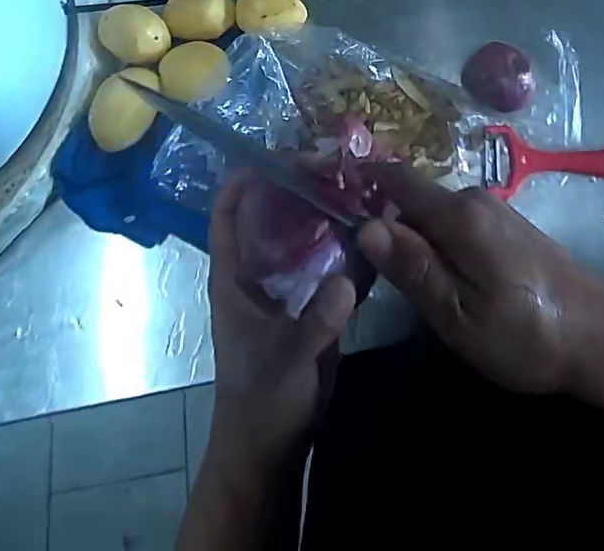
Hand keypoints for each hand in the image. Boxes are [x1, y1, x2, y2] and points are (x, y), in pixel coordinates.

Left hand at [204, 173, 355, 470]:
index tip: (280, 157)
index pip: (228, 214)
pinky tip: (375, 227)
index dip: (246, 180)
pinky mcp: (314, 300)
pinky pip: (330, 261)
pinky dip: (349, 243)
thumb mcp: (286, 360)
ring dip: (327, 210)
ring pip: (304, 234)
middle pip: (273, 214)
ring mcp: (289, 284)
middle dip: (299, 187)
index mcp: (235, 276)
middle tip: (336, 168)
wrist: (273, 445)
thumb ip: (316, 321)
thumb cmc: (262, 400)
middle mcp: (260, 270)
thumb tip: (348, 281)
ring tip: (360, 187)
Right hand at [356, 164, 603, 394]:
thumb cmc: (526, 334)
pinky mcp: (503, 224)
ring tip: (390, 271)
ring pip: (432, 212)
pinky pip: (452, 221)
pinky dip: (433, 238)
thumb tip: (366, 226)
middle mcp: (474, 199)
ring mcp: (492, 209)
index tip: (326, 185)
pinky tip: (434, 271)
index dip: (361, 178)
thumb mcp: (460, 314)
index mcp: (458, 215)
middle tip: (355, 256)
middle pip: (411, 198)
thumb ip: (413, 268)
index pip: (397, 180)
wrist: (600, 335)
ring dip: (409, 232)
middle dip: (382, 218)